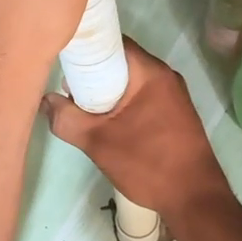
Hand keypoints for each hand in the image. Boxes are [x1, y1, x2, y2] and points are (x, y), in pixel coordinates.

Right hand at [41, 38, 229, 218]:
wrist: (195, 198)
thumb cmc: (148, 163)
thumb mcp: (98, 142)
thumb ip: (67, 119)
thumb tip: (46, 101)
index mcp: (151, 72)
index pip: (112, 42)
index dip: (85, 50)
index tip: (63, 66)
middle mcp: (165, 76)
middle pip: (120, 62)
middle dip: (92, 76)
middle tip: (70, 94)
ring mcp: (173, 95)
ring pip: (130, 82)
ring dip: (106, 93)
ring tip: (84, 113)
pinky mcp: (175, 114)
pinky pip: (142, 98)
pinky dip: (122, 105)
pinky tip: (108, 126)